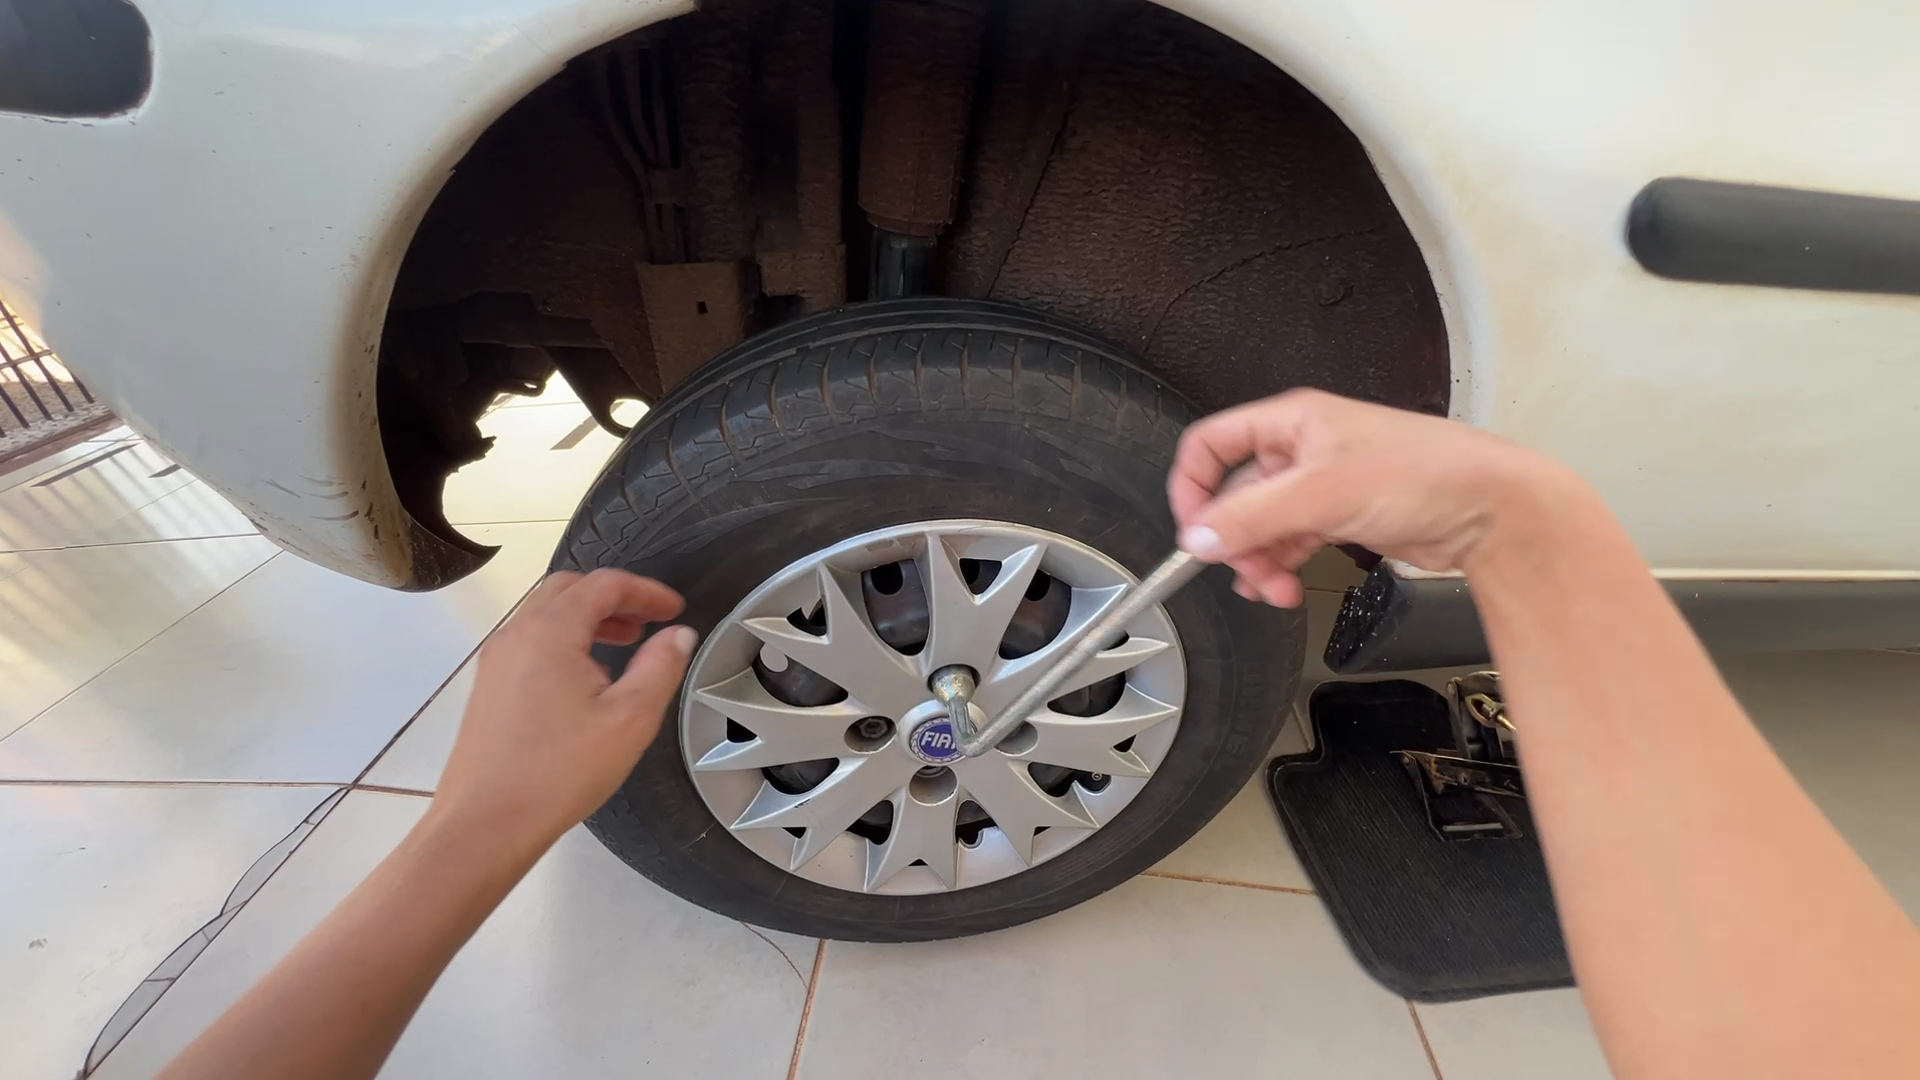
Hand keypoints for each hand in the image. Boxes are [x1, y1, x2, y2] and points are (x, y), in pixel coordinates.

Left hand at [431, 569, 695, 855]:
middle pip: (569, 589)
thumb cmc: (561, 771)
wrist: (483, 828)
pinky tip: (590, 675)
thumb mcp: (631, 717)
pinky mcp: (489, 688)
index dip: (646, 590)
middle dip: (616, 596)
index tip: (675, 610)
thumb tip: (679, 634)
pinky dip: (568, 637)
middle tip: (651, 619)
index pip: (604, 585)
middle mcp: (516, 635)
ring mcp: (496, 661)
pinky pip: (532, 640)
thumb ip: (661, 666)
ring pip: (547, 613)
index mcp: (550, 632)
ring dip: (591, 616)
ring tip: (627, 641)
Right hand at [1167, 388, 1578, 606]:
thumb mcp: (1322, 494)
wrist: (1496, 511)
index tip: (1193, 531)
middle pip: (1234, 497)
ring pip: (1259, 526)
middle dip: (1234, 540)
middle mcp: (1297, 450)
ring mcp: (1316, 486)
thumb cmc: (1422, 475)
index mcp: (1288, 423)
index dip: (1192, 487)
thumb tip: (1195, 540)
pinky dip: (1280, 568)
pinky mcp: (1334, 517)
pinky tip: (1284, 589)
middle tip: (1243, 573)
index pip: (1210, 446)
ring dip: (1258, 562)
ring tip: (1273, 590)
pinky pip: (1287, 543)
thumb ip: (1251, 518)